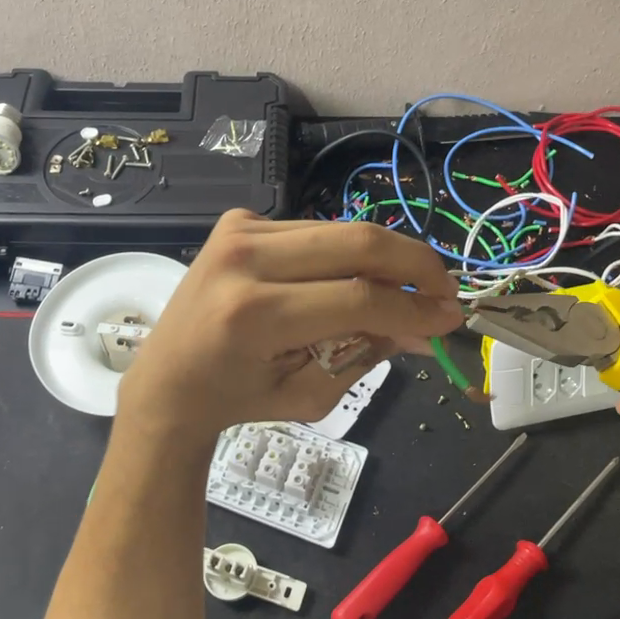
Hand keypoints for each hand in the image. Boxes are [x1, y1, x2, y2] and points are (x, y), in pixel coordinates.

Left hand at [119, 210, 461, 436]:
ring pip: (342, 231)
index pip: (358, 299)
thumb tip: (427, 327)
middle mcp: (244, 259)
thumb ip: (368, 353)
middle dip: (415, 264)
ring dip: (385, 258)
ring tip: (410, 288)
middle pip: (358, 243)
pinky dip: (346, 254)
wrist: (169, 378)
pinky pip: (316, 231)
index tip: (450, 318)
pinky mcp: (239, 221)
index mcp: (254, 315)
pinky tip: (354, 279)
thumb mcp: (309, 395)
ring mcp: (239, 231)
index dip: (414, 307)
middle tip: (445, 290)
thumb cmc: (238, 397)